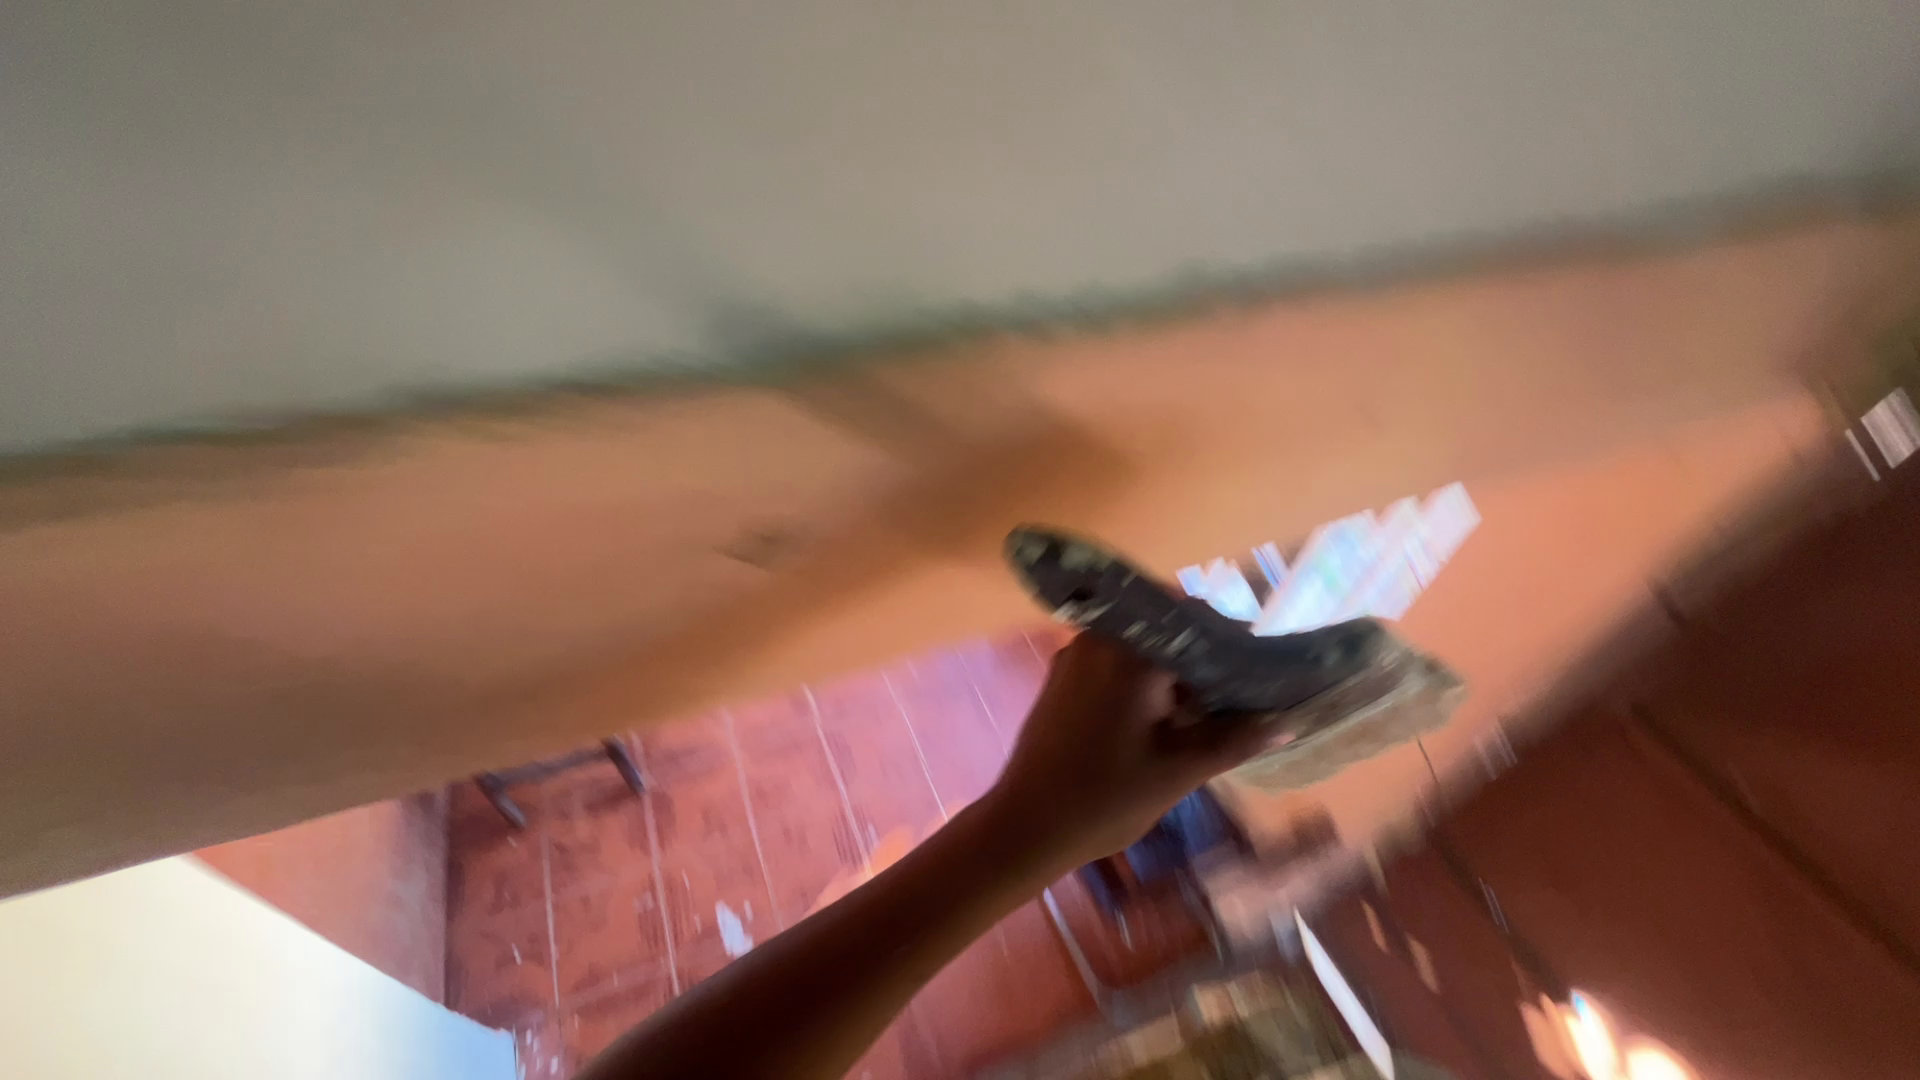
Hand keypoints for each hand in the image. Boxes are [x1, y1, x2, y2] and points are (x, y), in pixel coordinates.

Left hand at [977, 632, 1273, 873]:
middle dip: (1197, 654)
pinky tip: (1156, 714)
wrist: (1027, 823)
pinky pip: (1109, 660)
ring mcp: (1074, 656)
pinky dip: (1137, 676)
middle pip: (1161, 627)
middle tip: (1228, 692)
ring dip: (1167, 667)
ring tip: (1198, 707)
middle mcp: (1098, 639)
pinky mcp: (1060, 677)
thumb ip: (1235, 738)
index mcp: (1130, 651)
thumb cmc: (1107, 797)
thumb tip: (1288, 722)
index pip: (1191, 615)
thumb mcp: (1180, 770)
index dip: (1226, 636)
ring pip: (1134, 643)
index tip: (1251, 668)